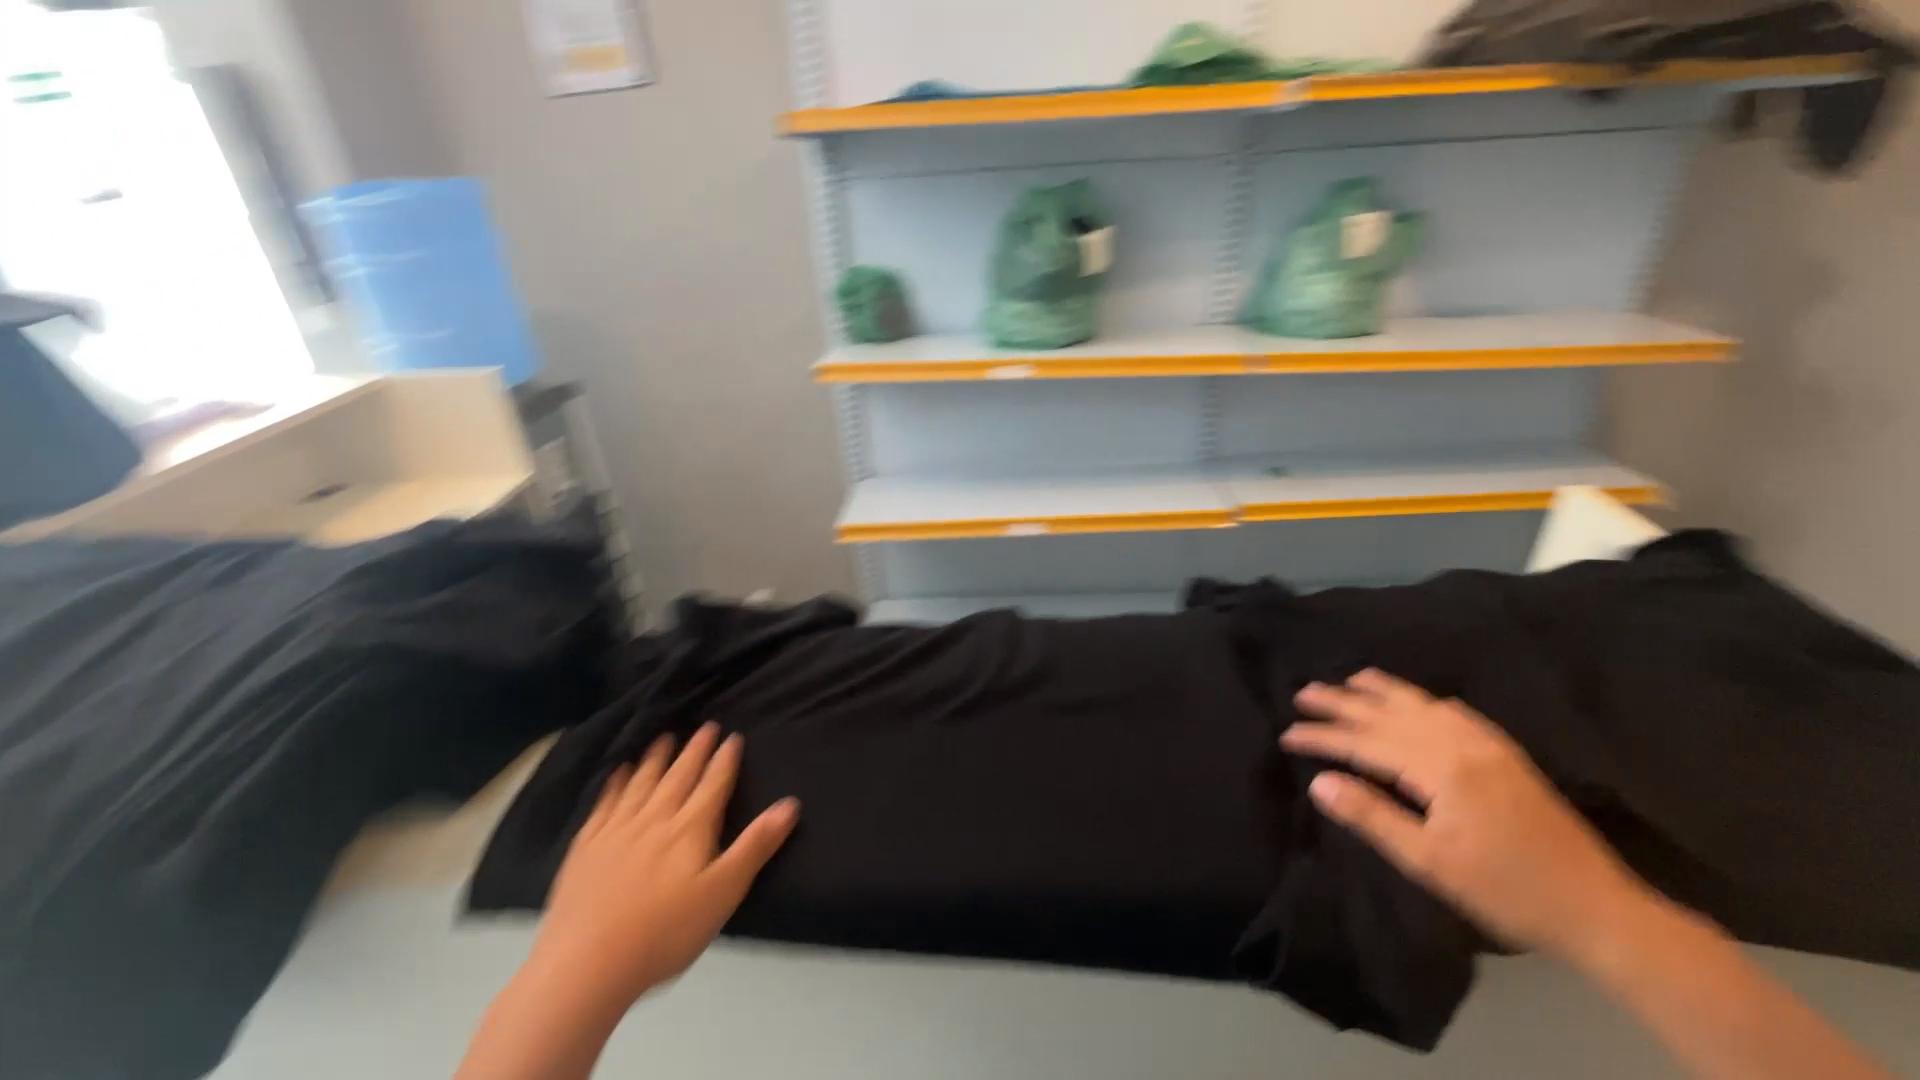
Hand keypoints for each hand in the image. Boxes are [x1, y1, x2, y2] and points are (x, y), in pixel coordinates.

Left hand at [528, 723, 799, 1006]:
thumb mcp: (724, 892)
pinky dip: (615, 785)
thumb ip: (756, 846)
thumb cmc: (665, 931)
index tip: (732, 736)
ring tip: (664, 739)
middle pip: (678, 777)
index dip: (724, 761)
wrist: (586, 963)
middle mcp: (653, 819)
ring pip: (641, 784)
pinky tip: (618, 775)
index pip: (712, 786)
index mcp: (690, 829)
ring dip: (656, 760)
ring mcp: (615, 832)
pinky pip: (604, 804)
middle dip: (694, 752)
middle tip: (704, 727)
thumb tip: (790, 803)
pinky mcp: (585, 849)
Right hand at [1281, 669, 1652, 961]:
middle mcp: (1464, 744)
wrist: (1597, 908)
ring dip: (1382, 693)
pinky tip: (1416, 702)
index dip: (1325, 738)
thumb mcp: (1429, 862)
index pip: (1367, 743)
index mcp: (1442, 769)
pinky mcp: (1507, 756)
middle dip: (1345, 704)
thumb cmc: (1506, 891)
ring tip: (1349, 679)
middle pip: (1391, 715)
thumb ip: (1372, 816)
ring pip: (1424, 706)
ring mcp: (1490, 746)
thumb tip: (1320, 782)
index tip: (1287, 735)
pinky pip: (1455, 713)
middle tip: (1304, 693)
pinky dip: (1423, 701)